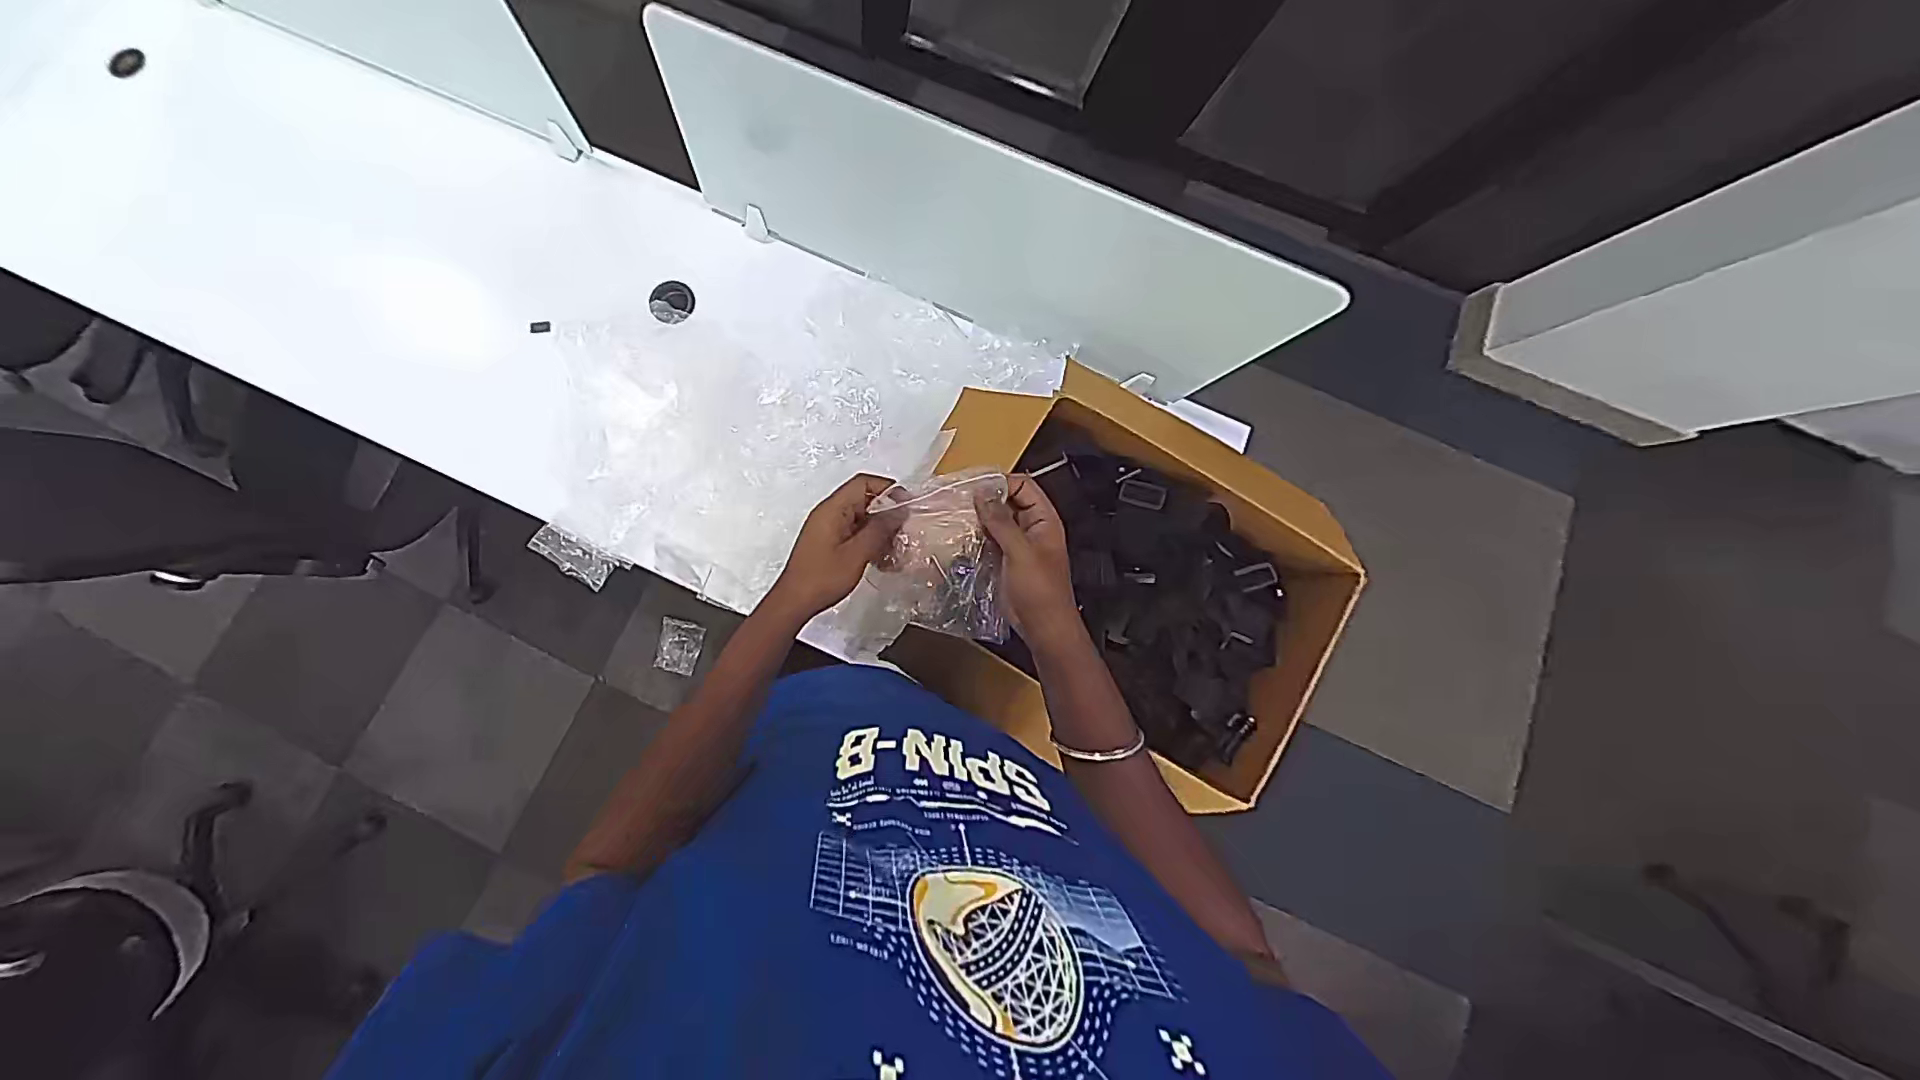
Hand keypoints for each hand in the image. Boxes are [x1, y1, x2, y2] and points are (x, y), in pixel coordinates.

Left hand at [766, 473, 900, 622]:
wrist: (795, 601)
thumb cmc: (822, 578)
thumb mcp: (858, 553)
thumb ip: (880, 529)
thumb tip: (899, 511)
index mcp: (833, 509)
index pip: (864, 483)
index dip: (888, 490)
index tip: (906, 506)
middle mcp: (829, 513)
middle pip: (864, 499)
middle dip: (887, 514)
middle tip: (903, 532)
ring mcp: (828, 527)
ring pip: (862, 518)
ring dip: (880, 531)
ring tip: (894, 550)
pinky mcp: (829, 541)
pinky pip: (854, 532)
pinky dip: (869, 541)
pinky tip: (880, 559)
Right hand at [978, 474, 1081, 646]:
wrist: (1043, 626)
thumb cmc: (1041, 591)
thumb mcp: (1021, 552)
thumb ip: (1002, 522)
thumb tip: (983, 494)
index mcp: (1044, 520)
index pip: (1024, 486)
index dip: (1002, 483)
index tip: (977, 486)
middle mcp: (1032, 528)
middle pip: (1008, 501)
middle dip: (987, 499)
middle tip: (962, 500)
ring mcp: (1018, 544)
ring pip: (997, 521)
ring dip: (980, 518)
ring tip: (958, 515)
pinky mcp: (1005, 559)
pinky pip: (990, 540)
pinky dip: (977, 536)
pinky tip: (962, 536)